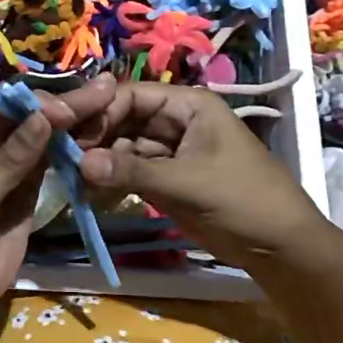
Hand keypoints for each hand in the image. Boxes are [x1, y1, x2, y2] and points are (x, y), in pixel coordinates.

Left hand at [0, 78, 118, 334]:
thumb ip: (9, 162)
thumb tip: (44, 118)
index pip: (3, 116)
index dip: (38, 108)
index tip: (71, 107)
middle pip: (27, 120)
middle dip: (64, 107)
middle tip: (104, 91)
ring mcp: (9, 162)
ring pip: (44, 135)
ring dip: (75, 122)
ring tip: (108, 102)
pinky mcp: (29, 182)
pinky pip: (53, 157)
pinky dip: (74, 146)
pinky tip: (98, 131)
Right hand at [76, 83, 323, 264]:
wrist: (279, 246)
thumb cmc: (242, 199)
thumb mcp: (187, 182)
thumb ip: (133, 172)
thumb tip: (81, 164)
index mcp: (189, 105)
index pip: (133, 96)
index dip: (100, 111)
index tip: (69, 134)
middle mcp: (176, 121)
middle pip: (125, 120)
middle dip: (96, 137)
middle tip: (63, 157)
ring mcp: (171, 152)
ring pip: (125, 148)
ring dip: (101, 161)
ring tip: (72, 176)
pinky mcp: (167, 180)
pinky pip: (132, 172)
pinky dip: (113, 180)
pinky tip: (89, 190)